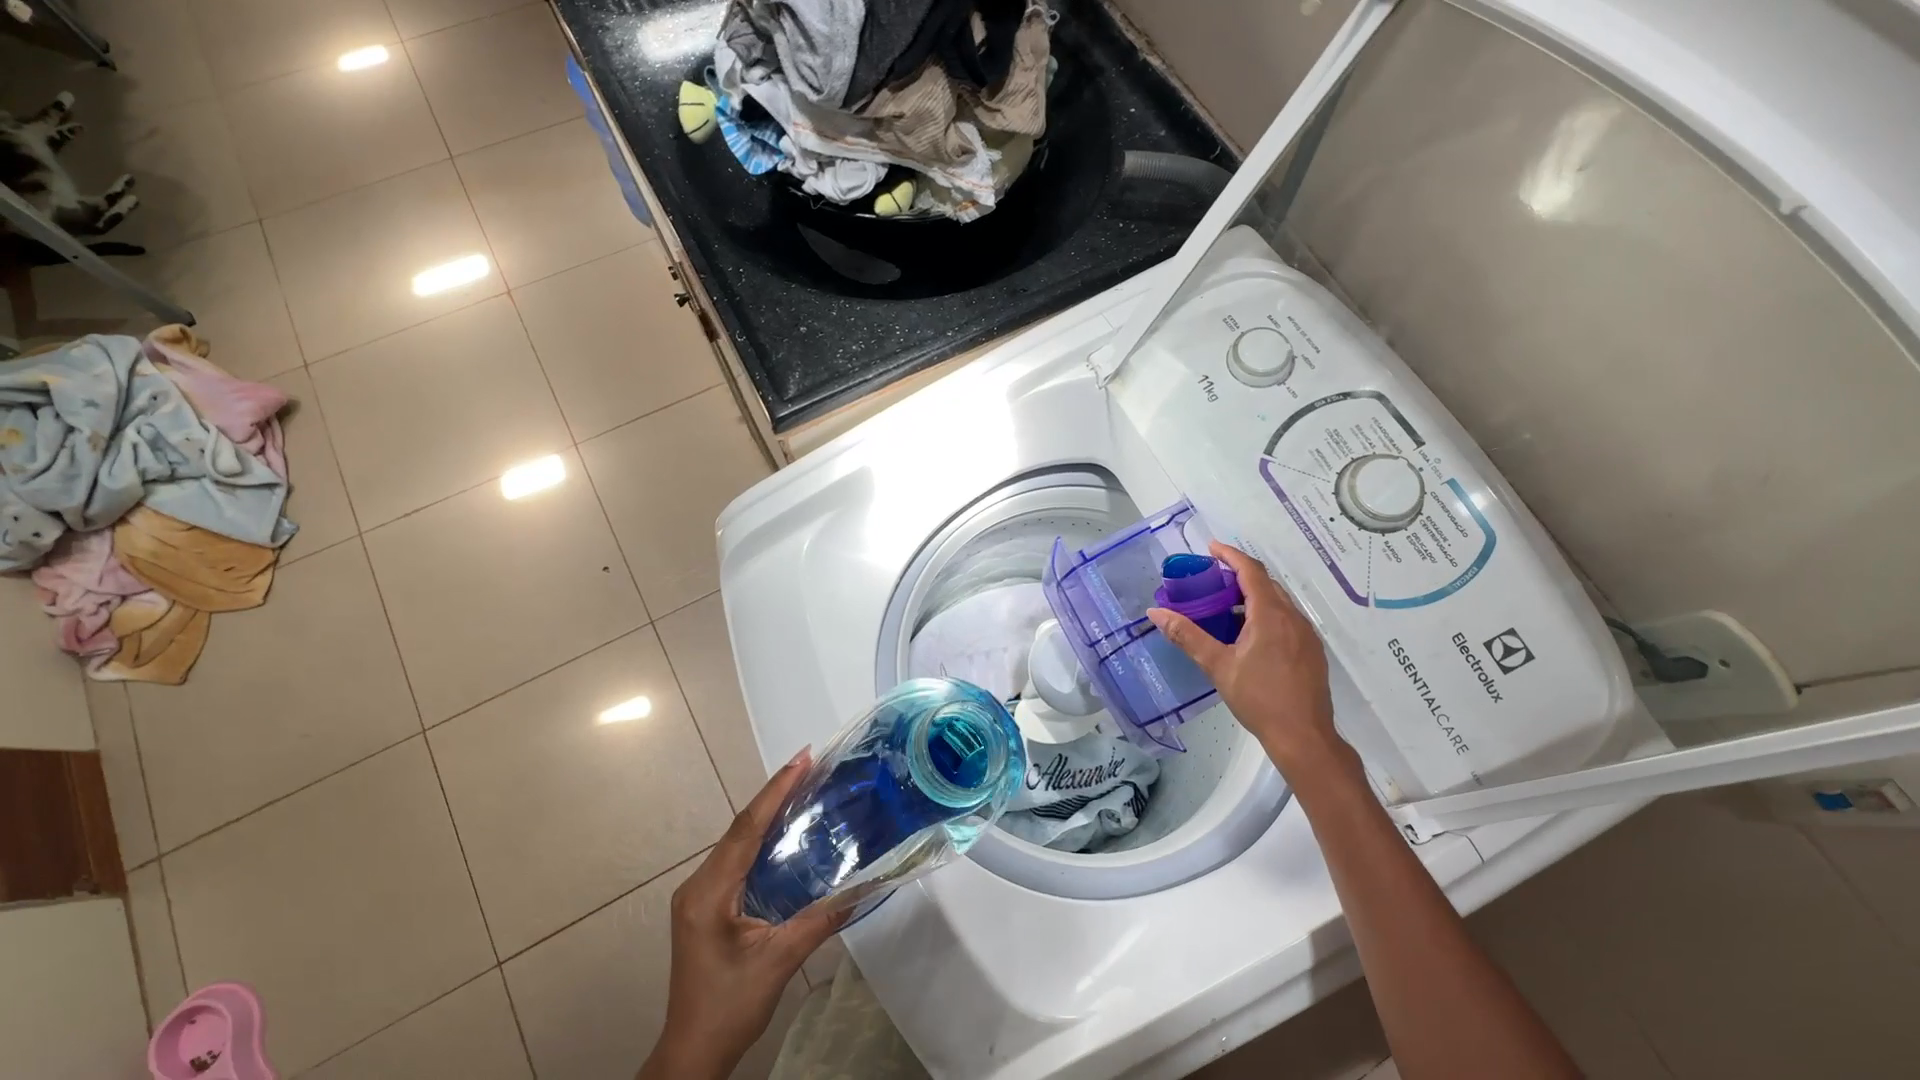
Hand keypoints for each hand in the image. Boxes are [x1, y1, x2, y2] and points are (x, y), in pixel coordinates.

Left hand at [638, 748, 846, 1079]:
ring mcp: (698, 896)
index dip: (775, 792)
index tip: (802, 759)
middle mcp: (698, 885)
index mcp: (708, 893)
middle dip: (775, 796)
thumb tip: (864, 887)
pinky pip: (736, 862)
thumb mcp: (780, 961)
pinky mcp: (705, 907)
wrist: (693, 1050)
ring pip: (737, 844)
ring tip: (804, 789)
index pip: (745, 829)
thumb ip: (821, 920)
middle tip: (811, 766)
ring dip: (768, 817)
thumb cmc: (731, 1006)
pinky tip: (786, 836)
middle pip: (739, 829)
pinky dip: (761, 842)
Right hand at [1147, 542, 1349, 775]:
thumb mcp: (1217, 666)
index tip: (1210, 548)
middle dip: (1239, 575)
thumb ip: (1187, 636)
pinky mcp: (1311, 651)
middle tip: (1212, 580)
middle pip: (1266, 584)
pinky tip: (1250, 636)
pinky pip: (1287, 619)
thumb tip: (1156, 613)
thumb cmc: (1258, 698)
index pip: (1251, 571)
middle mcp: (1292, 617)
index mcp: (1270, 615)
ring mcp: (1306, 634)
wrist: (1303, 735)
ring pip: (1278, 603)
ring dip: (1254, 596)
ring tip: (1227, 607)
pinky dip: (1266, 614)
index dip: (1230, 555)